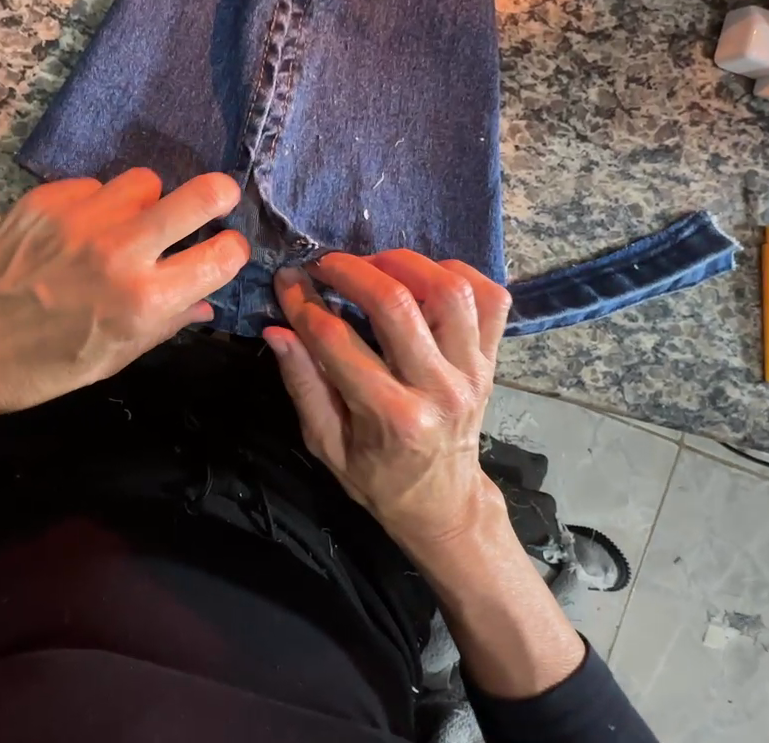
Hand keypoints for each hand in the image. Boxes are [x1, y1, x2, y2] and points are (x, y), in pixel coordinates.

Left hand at [0, 169, 249, 437]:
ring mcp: (81, 218)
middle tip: (211, 204)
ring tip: (124, 225)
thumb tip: (207, 300)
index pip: (224, 254)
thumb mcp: (113, 358)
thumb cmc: (40, 369)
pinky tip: (75, 229)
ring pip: (144, 180)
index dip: (231, 251)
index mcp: (145, 301)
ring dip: (145, 202)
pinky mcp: (45, 200)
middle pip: (202, 194)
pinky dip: (95, 204)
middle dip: (218, 196)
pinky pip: (93, 185)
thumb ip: (166, 323)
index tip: (221, 252)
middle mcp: (121, 250)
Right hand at [263, 251, 511, 562]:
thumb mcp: (325, 443)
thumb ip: (302, 383)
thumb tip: (276, 330)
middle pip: (395, 304)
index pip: (336, 340)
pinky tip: (424, 275)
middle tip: (324, 264)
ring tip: (373, 264)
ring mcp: (473, 371)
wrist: (444, 504)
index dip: (303, 303)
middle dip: (350, 271)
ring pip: (448, 290)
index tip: (286, 280)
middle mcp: (438, 388)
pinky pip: (491, 298)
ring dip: (405, 264)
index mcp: (391, 416)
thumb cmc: (377, 478)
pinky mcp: (492, 360)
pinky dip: (459, 273)